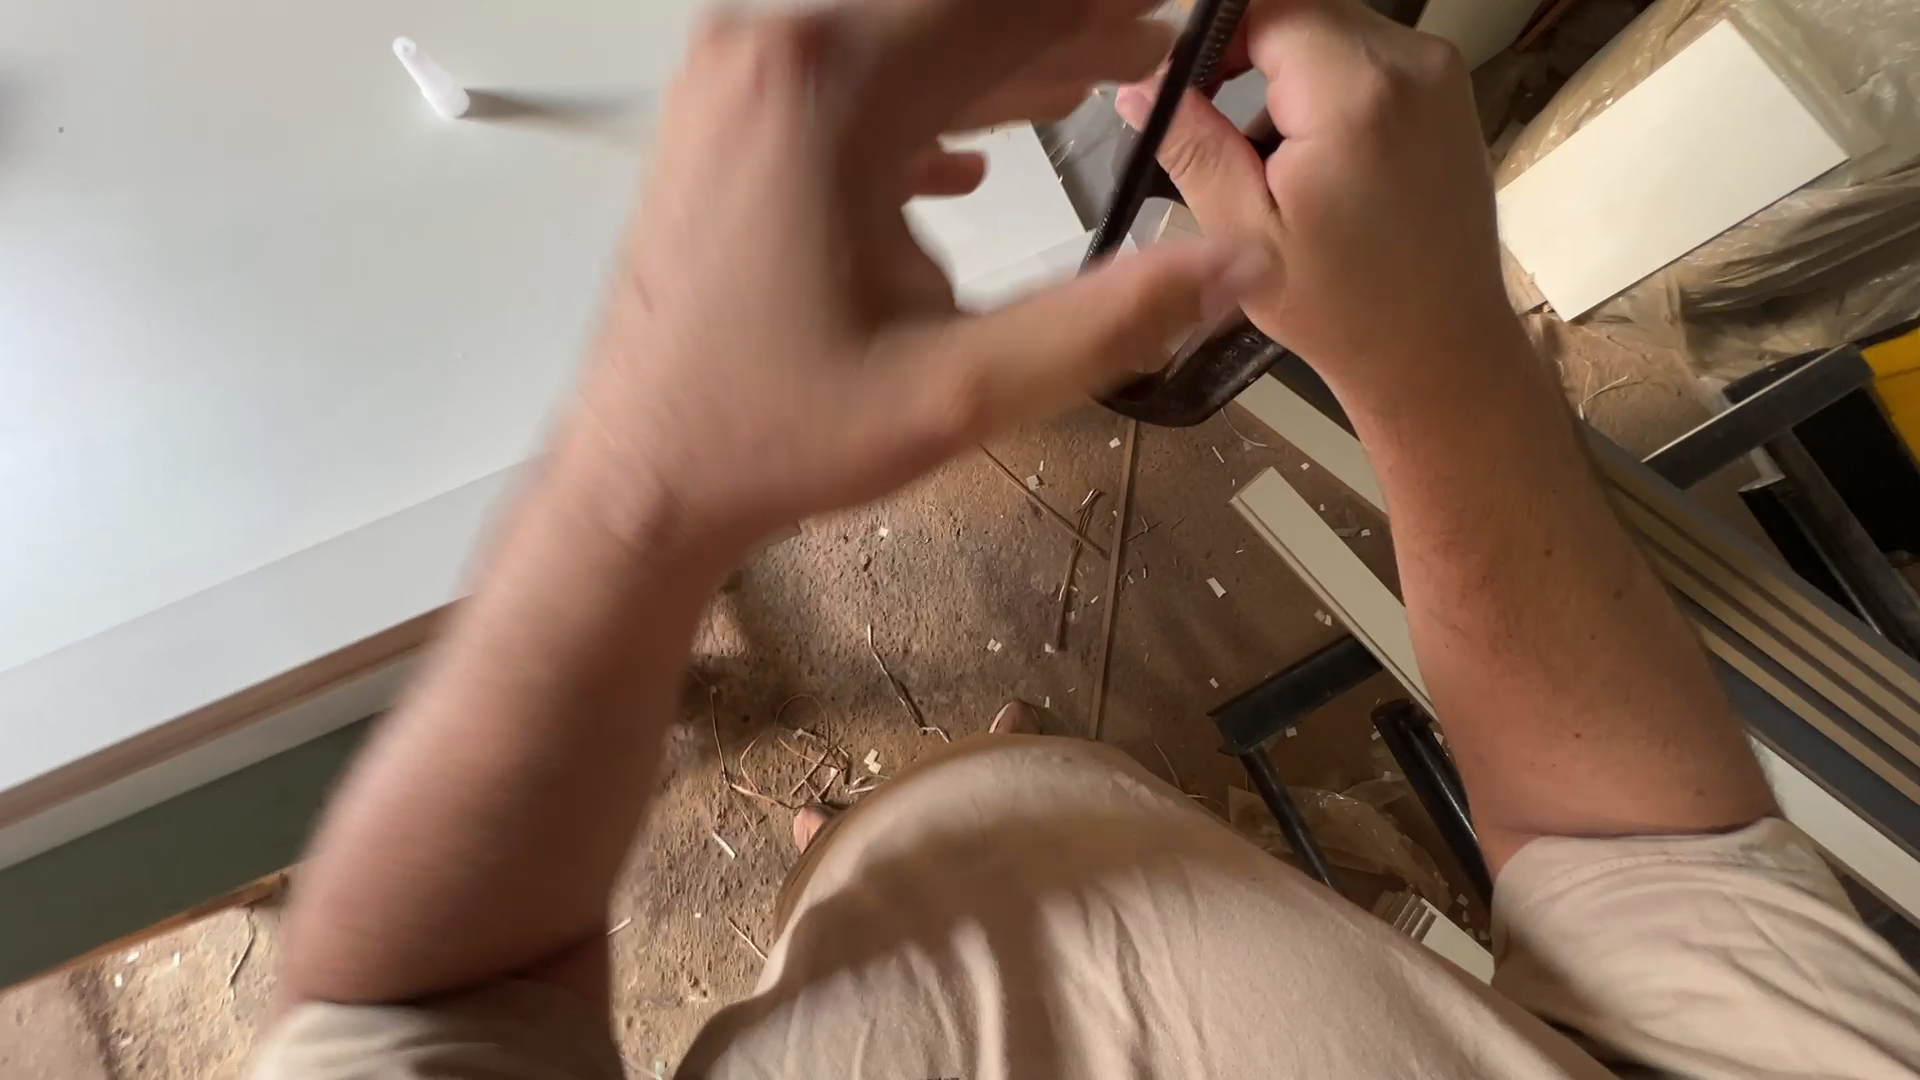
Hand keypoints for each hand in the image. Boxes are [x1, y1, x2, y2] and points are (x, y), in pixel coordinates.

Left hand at [564, 0, 1266, 552]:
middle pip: (950, 7)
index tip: (1167, 23)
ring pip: (896, 44)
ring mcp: (734, 89)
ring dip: (994, 64)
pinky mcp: (724, 138)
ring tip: (1084, 86)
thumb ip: (1104, 324)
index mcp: (831, 88)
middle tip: (1149, 48)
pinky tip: (963, 162)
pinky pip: (845, 95)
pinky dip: (919, 110)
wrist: (647, 476)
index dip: (1102, 6)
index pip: (1006, 2)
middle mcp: (771, 51)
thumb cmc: (787, 438)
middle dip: (1061, 25)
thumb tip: (1239, 266)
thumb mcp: (958, 394)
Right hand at [1114, 0, 1515, 388]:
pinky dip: (1326, 98)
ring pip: (1335, 37)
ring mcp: (1440, 75)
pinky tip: (1314, 169)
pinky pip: (1369, 65)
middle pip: (1304, 13)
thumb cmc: (1333, 304)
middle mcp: (1410, 60)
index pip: (1268, 4)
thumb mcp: (1241, 232)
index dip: (1213, 38)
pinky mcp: (1449, 97)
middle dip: (1247, 62)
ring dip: (1285, 86)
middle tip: (1219, 141)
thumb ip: (1191, 146)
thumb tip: (1140, 85)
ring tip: (1270, 171)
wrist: (1432, 345)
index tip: (1185, 97)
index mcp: (1353, 92)